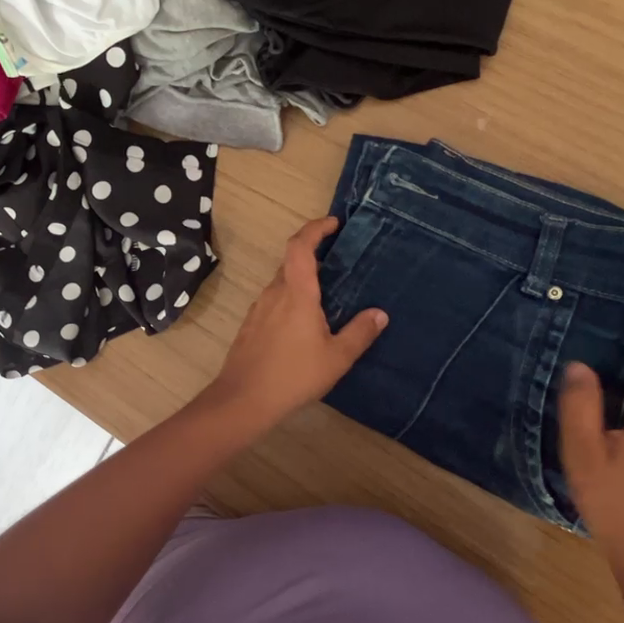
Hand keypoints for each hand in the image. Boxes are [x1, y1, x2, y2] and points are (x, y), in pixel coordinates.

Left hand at [201, 217, 388, 422]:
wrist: (244, 398)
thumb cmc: (293, 374)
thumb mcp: (337, 357)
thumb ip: (359, 333)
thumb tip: (380, 314)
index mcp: (296, 292)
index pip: (300, 246)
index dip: (315, 228)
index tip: (332, 224)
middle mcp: (274, 293)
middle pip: (291, 262)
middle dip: (313, 256)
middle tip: (338, 263)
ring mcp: (258, 309)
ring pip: (281, 284)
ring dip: (301, 281)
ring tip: (325, 296)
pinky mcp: (250, 326)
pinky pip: (273, 302)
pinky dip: (289, 300)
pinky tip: (302, 323)